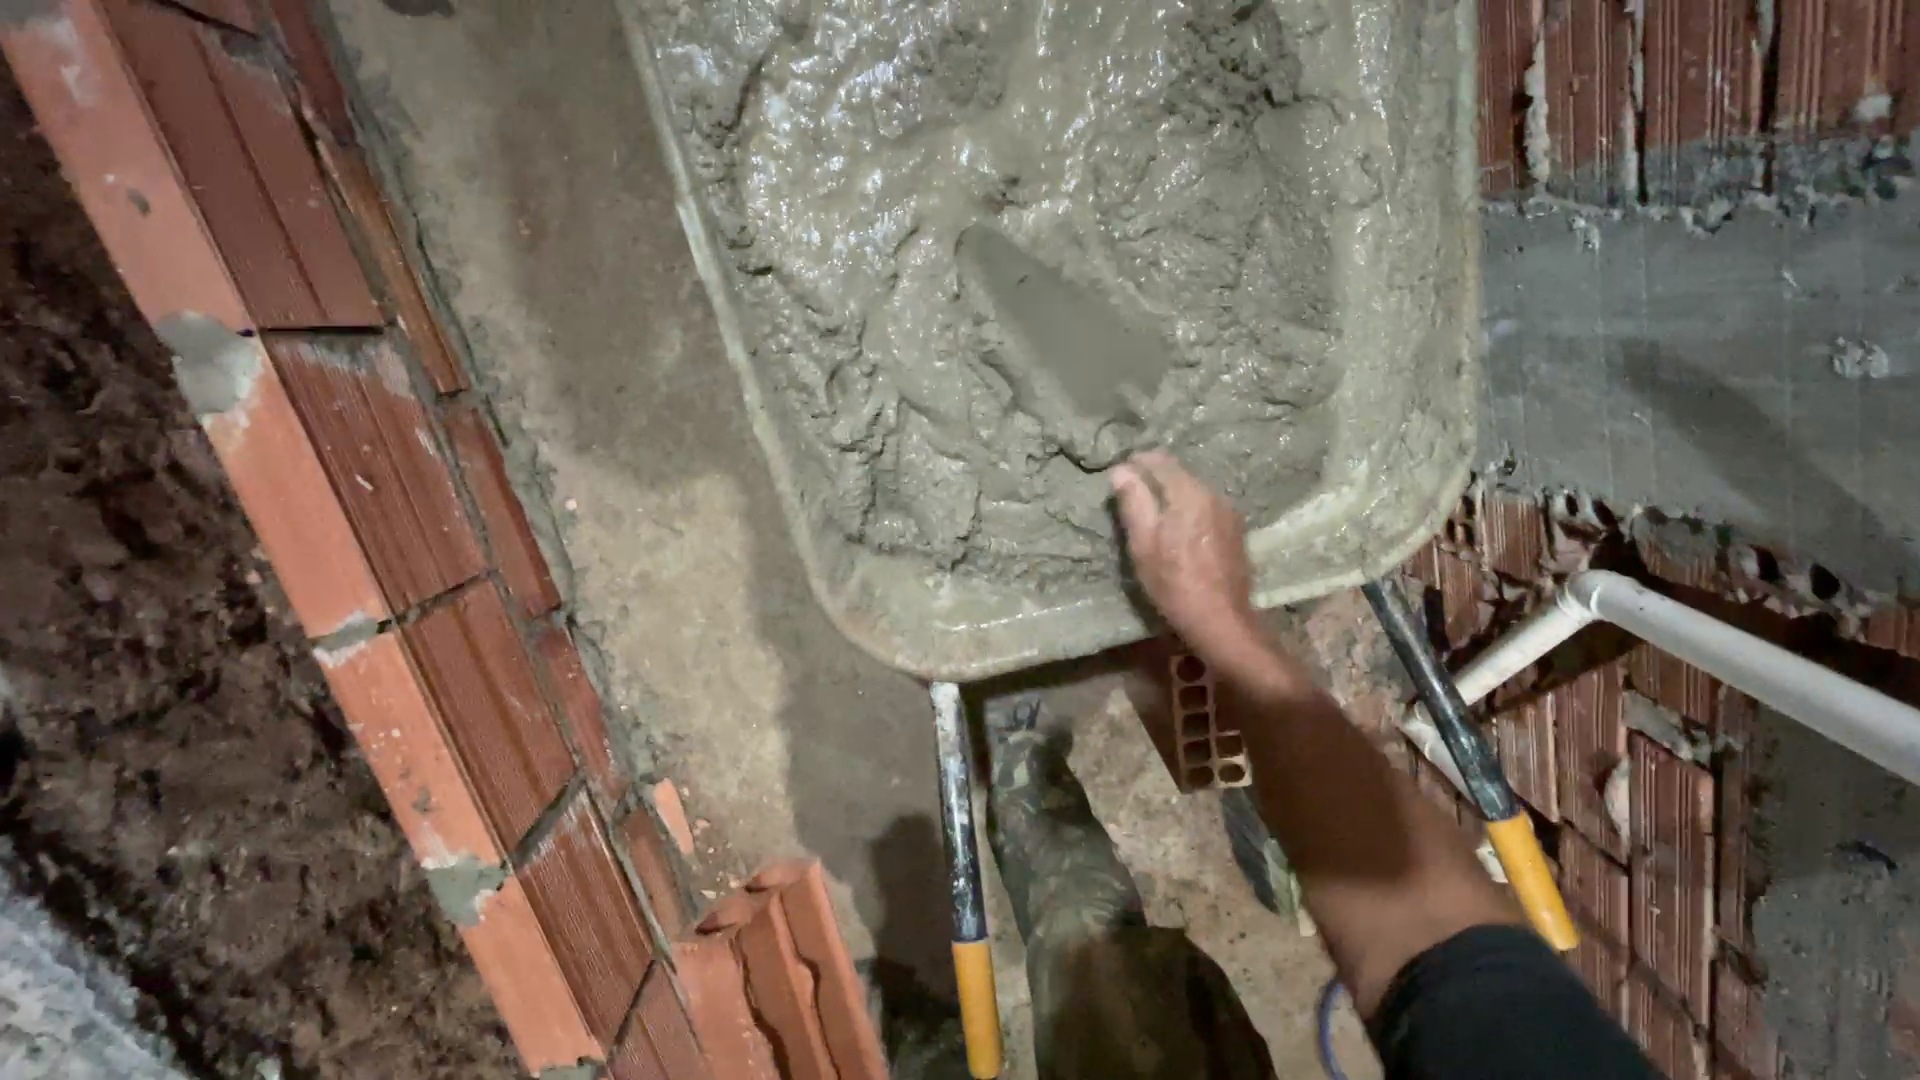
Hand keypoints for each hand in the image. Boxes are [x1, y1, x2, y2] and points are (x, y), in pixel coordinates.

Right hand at [1110, 450, 1259, 657]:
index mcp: (1189, 494)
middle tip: (1132, 495)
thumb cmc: (1173, 583)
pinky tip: (1179, 529)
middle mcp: (1214, 494)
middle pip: (1179, 473)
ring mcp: (1229, 512)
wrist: (1221, 619)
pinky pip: (1206, 507)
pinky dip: (1189, 509)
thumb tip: (1121, 470)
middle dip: (1154, 478)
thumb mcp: (1143, 544)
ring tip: (1153, 513)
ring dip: (1172, 494)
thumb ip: (1133, 502)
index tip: (1120, 474)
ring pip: (1194, 490)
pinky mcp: (1236, 529)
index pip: (1161, 460)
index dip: (1137, 462)